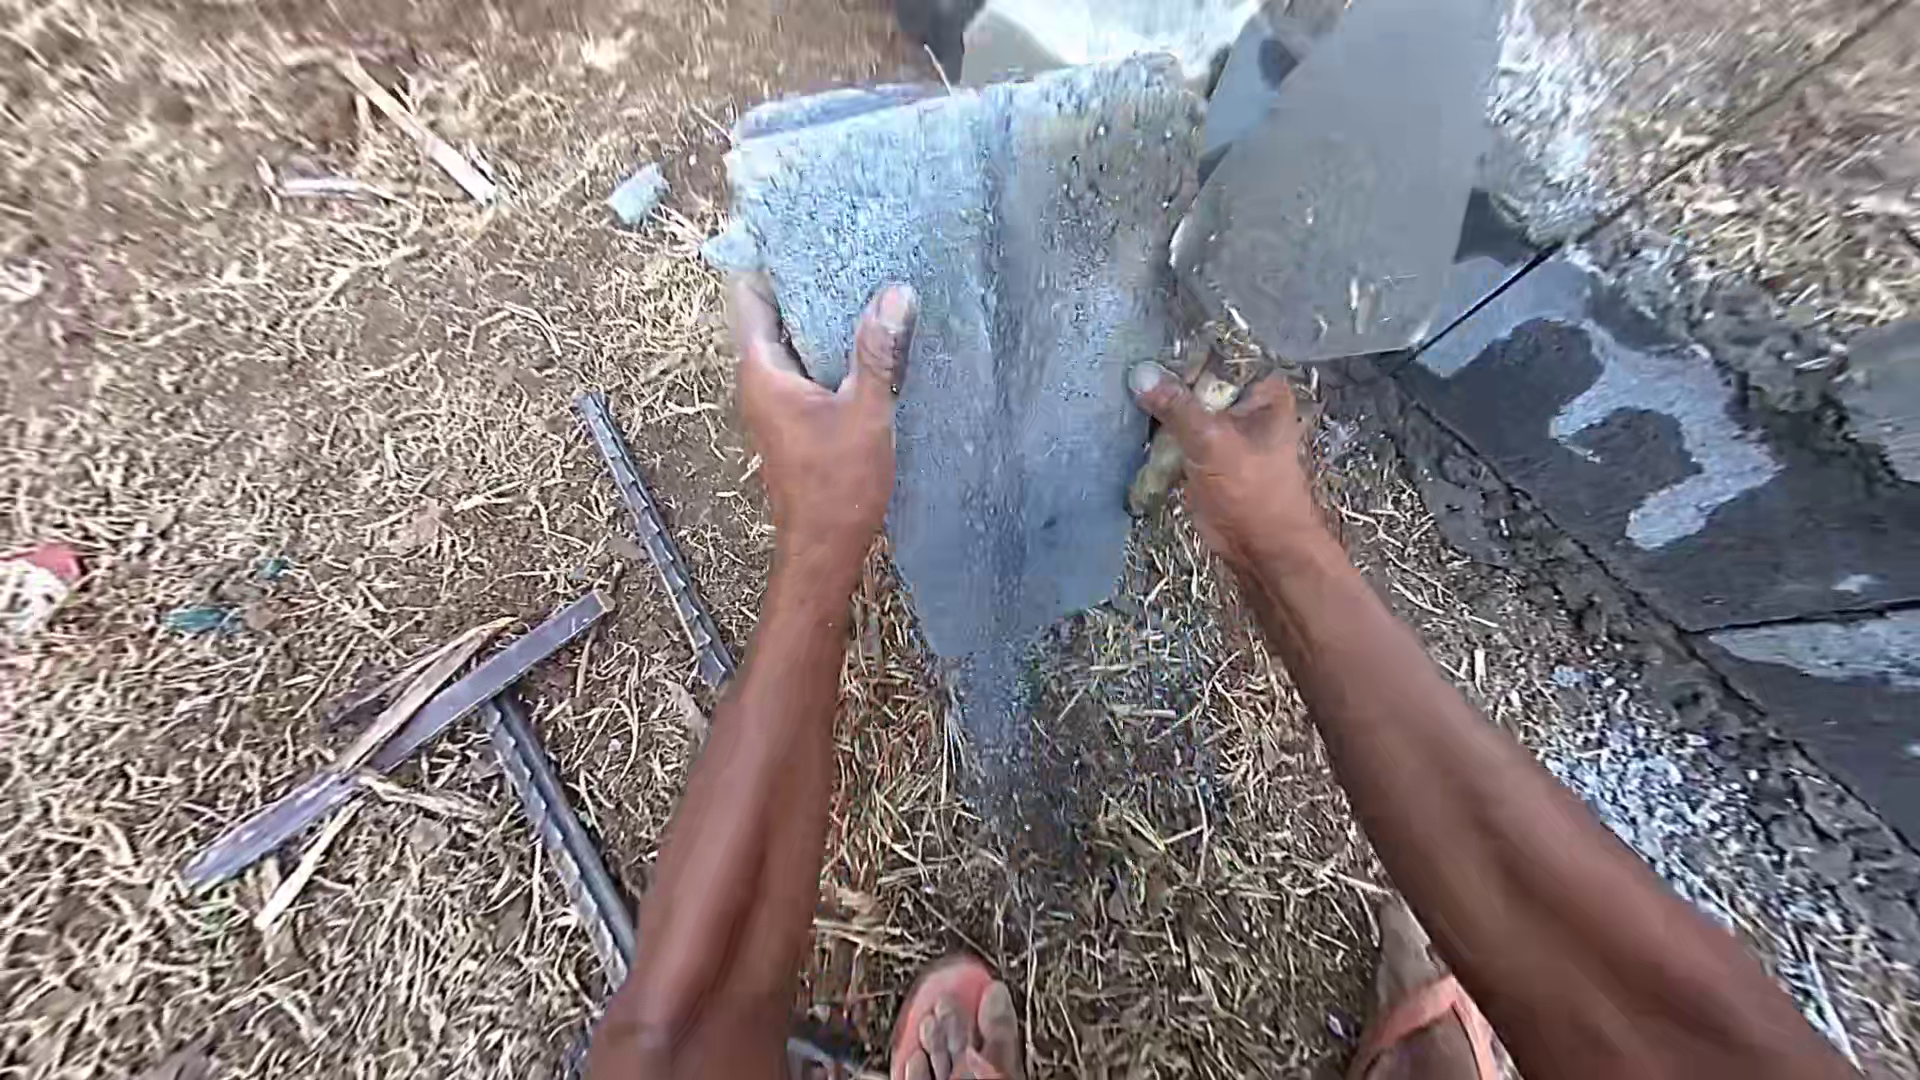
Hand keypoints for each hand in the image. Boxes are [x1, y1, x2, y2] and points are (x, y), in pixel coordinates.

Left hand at [730, 274, 917, 586]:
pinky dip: (831, 355)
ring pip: (794, 346)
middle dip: (811, 289)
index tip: (815, 237)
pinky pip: (807, 372)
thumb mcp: (865, 415)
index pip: (749, 296)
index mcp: (762, 372)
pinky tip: (868, 350)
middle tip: (856, 262)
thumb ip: (878, 355)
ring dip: (825, 325)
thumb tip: (897, 294)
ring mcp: (775, 404)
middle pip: (775, 316)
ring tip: (868, 297)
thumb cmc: (837, 485)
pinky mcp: (794, 421)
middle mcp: (759, 383)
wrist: (824, 546)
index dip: (775, 264)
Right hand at [1127, 361, 1323, 570]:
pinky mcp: (1201, 454)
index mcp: (1261, 391)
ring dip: (1156, 409)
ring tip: (1122, 393)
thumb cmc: (1252, 491)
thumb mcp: (1213, 442)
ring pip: (1181, 409)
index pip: (1219, 355)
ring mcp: (1220, 431)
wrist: (1260, 546)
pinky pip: (1173, 435)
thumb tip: (1140, 375)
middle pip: (1196, 381)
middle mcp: (1242, 405)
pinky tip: (1130, 424)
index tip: (1146, 348)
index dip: (1185, 352)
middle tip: (1126, 371)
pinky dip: (1155, 434)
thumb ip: (1176, 407)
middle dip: (1164, 381)